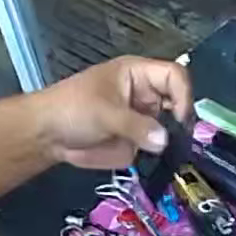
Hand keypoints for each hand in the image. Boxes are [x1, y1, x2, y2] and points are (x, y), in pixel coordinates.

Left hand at [35, 55, 192, 168]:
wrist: (51, 136)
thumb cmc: (72, 110)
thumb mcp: (104, 113)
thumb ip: (136, 126)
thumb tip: (164, 141)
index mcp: (138, 75)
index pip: (175, 76)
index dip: (183, 95)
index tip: (179, 120)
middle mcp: (147, 95)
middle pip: (181, 101)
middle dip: (184, 120)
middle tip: (182, 140)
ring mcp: (147, 119)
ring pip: (176, 126)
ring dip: (179, 140)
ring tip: (175, 152)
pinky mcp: (144, 141)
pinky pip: (165, 146)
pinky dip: (170, 154)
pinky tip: (167, 161)